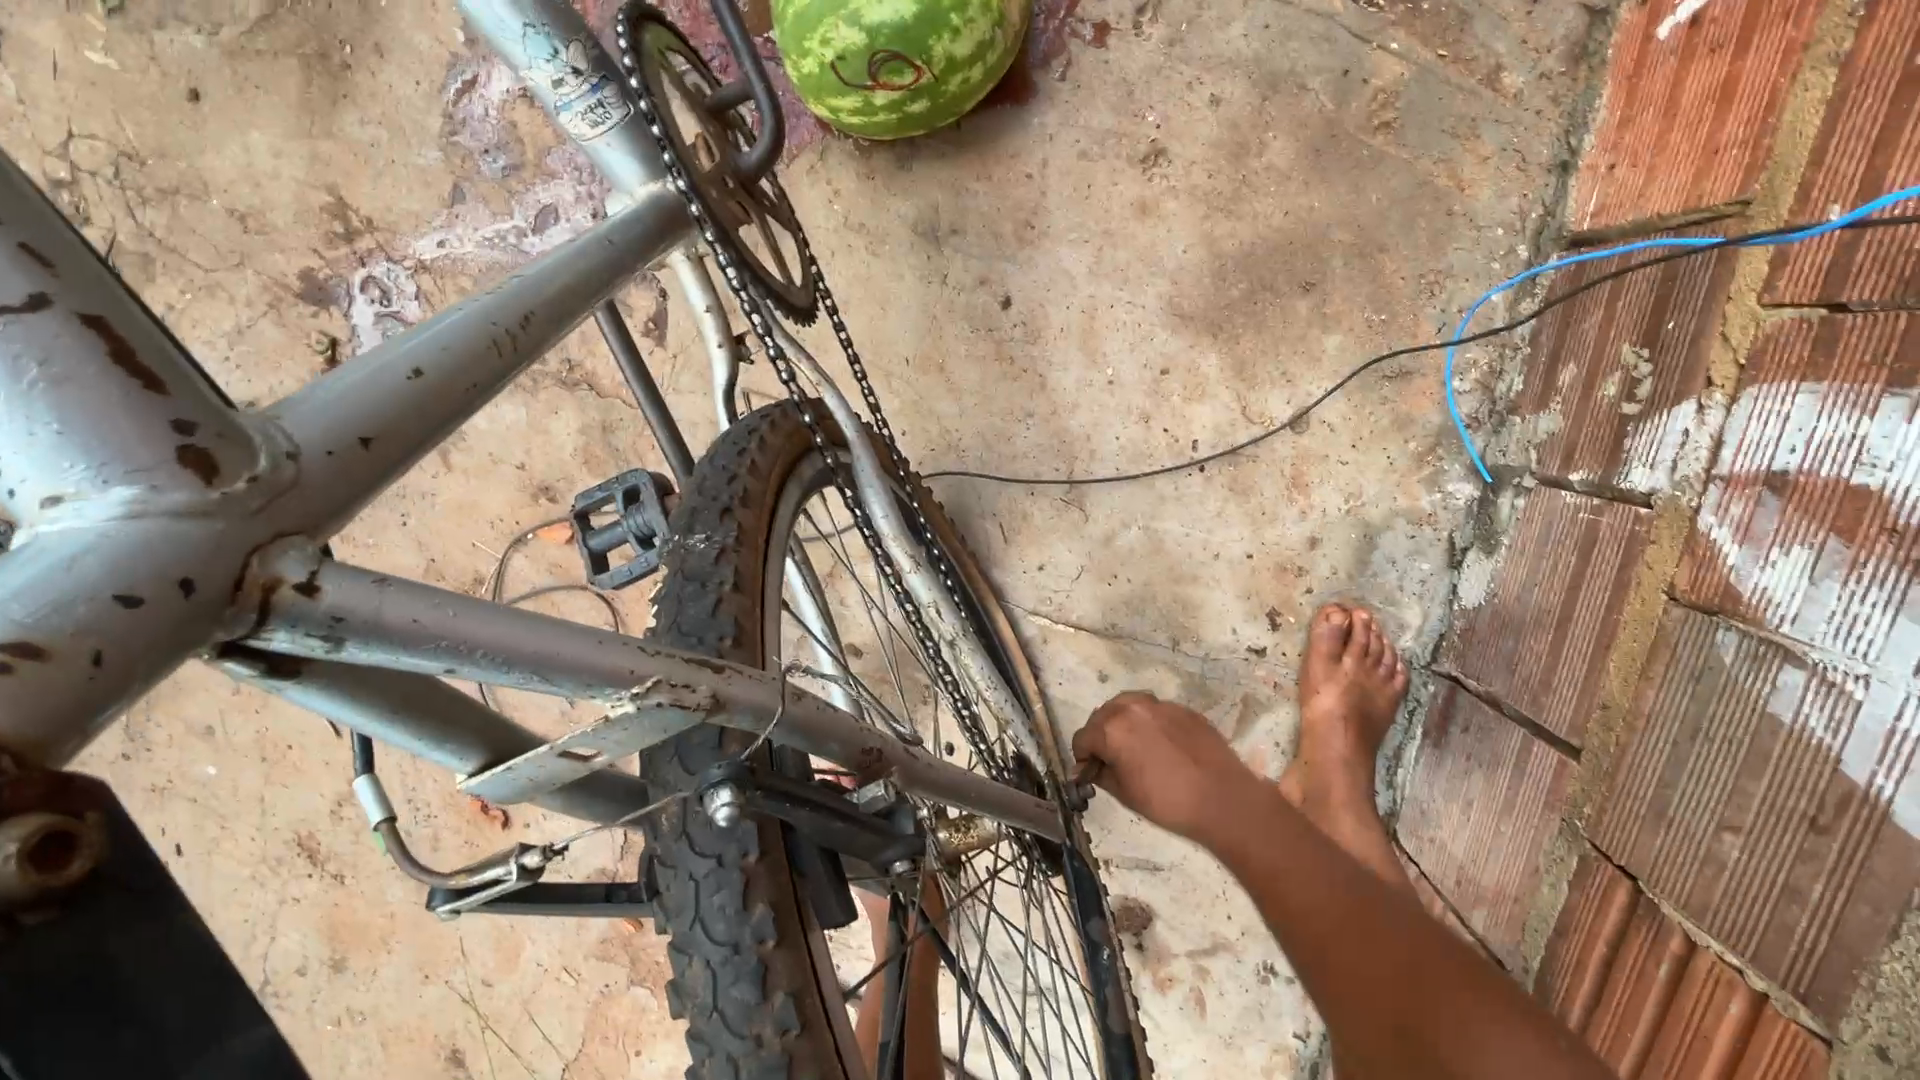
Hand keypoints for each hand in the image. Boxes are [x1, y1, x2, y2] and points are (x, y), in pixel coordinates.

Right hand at [1070, 691, 1264, 844]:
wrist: (1222, 797)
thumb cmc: (1167, 801)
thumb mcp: (1124, 793)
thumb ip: (1100, 774)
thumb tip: (1087, 769)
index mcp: (1112, 729)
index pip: (1082, 737)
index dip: (1083, 757)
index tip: (1092, 771)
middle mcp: (1131, 708)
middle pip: (1102, 716)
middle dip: (1101, 736)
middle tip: (1113, 760)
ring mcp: (1159, 705)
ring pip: (1128, 706)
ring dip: (1123, 723)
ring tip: (1135, 747)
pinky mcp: (1182, 709)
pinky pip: (1154, 711)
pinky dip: (1149, 723)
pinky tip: (1162, 746)